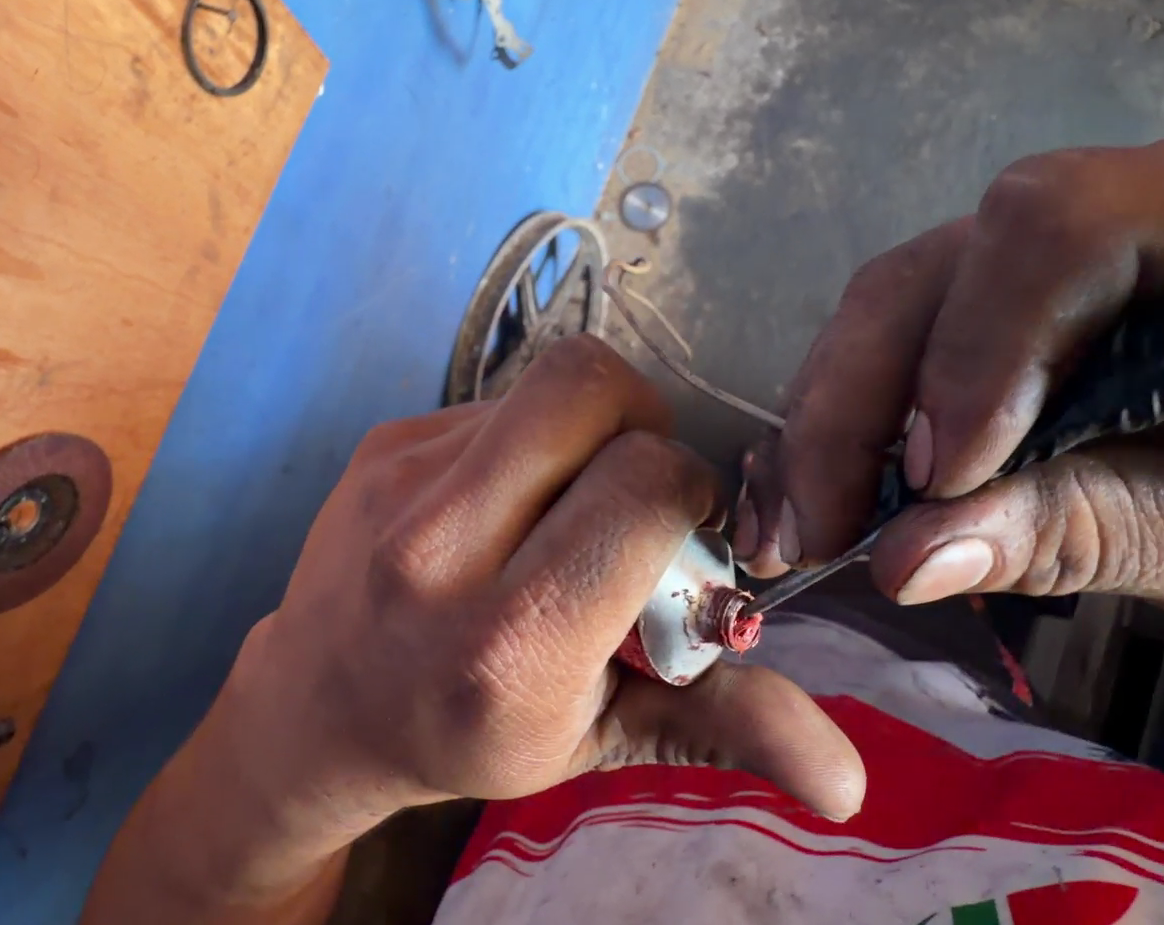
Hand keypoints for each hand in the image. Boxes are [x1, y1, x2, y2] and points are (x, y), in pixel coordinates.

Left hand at [235, 335, 863, 860]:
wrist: (314, 708)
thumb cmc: (466, 732)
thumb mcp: (597, 740)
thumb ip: (720, 727)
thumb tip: (848, 781)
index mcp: (510, 645)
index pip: (643, 490)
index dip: (689, 493)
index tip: (679, 533)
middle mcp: (440, 550)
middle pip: (587, 388)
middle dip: (643, 420)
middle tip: (636, 480)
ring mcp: (400, 480)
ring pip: (545, 383)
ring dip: (589, 423)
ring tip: (574, 490)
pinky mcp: (383, 441)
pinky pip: (498, 400)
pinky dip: (532, 434)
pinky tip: (511, 496)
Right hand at [738, 141, 1163, 630]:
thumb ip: (1089, 536)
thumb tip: (904, 560)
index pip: (1068, 229)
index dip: (982, 345)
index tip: (941, 481)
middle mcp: (1113, 208)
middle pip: (934, 271)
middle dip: (858, 408)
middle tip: (818, 535)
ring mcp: (1029, 250)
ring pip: (882, 303)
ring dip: (827, 422)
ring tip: (805, 530)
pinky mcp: (975, 292)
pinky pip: (874, 337)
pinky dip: (833, 422)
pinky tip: (816, 491)